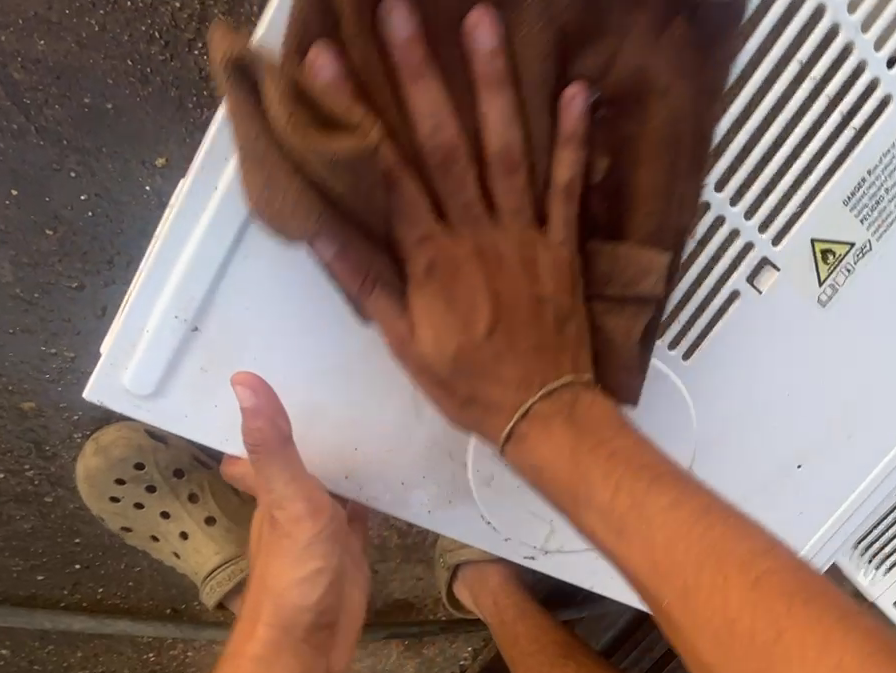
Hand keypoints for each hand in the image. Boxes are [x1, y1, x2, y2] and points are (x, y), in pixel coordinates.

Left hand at [221, 372, 371, 672]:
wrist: (313, 640)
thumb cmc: (294, 572)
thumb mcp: (287, 502)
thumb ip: (274, 447)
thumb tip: (244, 380)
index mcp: (268, 488)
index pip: (254, 442)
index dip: (257, 412)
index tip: (274, 373)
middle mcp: (292, 500)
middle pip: (300, 454)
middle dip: (313, 424)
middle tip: (342, 380)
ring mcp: (323, 524)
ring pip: (333, 478)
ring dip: (347, 453)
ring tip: (377, 410)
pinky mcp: (352, 543)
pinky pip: (362, 507)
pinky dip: (375, 489)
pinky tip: (396, 471)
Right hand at [306, 0, 598, 446]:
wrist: (545, 410)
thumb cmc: (472, 385)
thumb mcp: (406, 344)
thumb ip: (367, 283)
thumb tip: (320, 229)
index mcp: (433, 258)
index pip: (387, 172)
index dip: (355, 112)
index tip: (326, 55)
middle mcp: (477, 234)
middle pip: (444, 143)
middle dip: (420, 72)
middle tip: (401, 11)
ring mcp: (525, 236)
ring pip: (506, 150)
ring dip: (494, 84)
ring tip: (482, 20)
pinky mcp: (562, 247)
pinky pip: (567, 188)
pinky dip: (572, 142)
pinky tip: (576, 92)